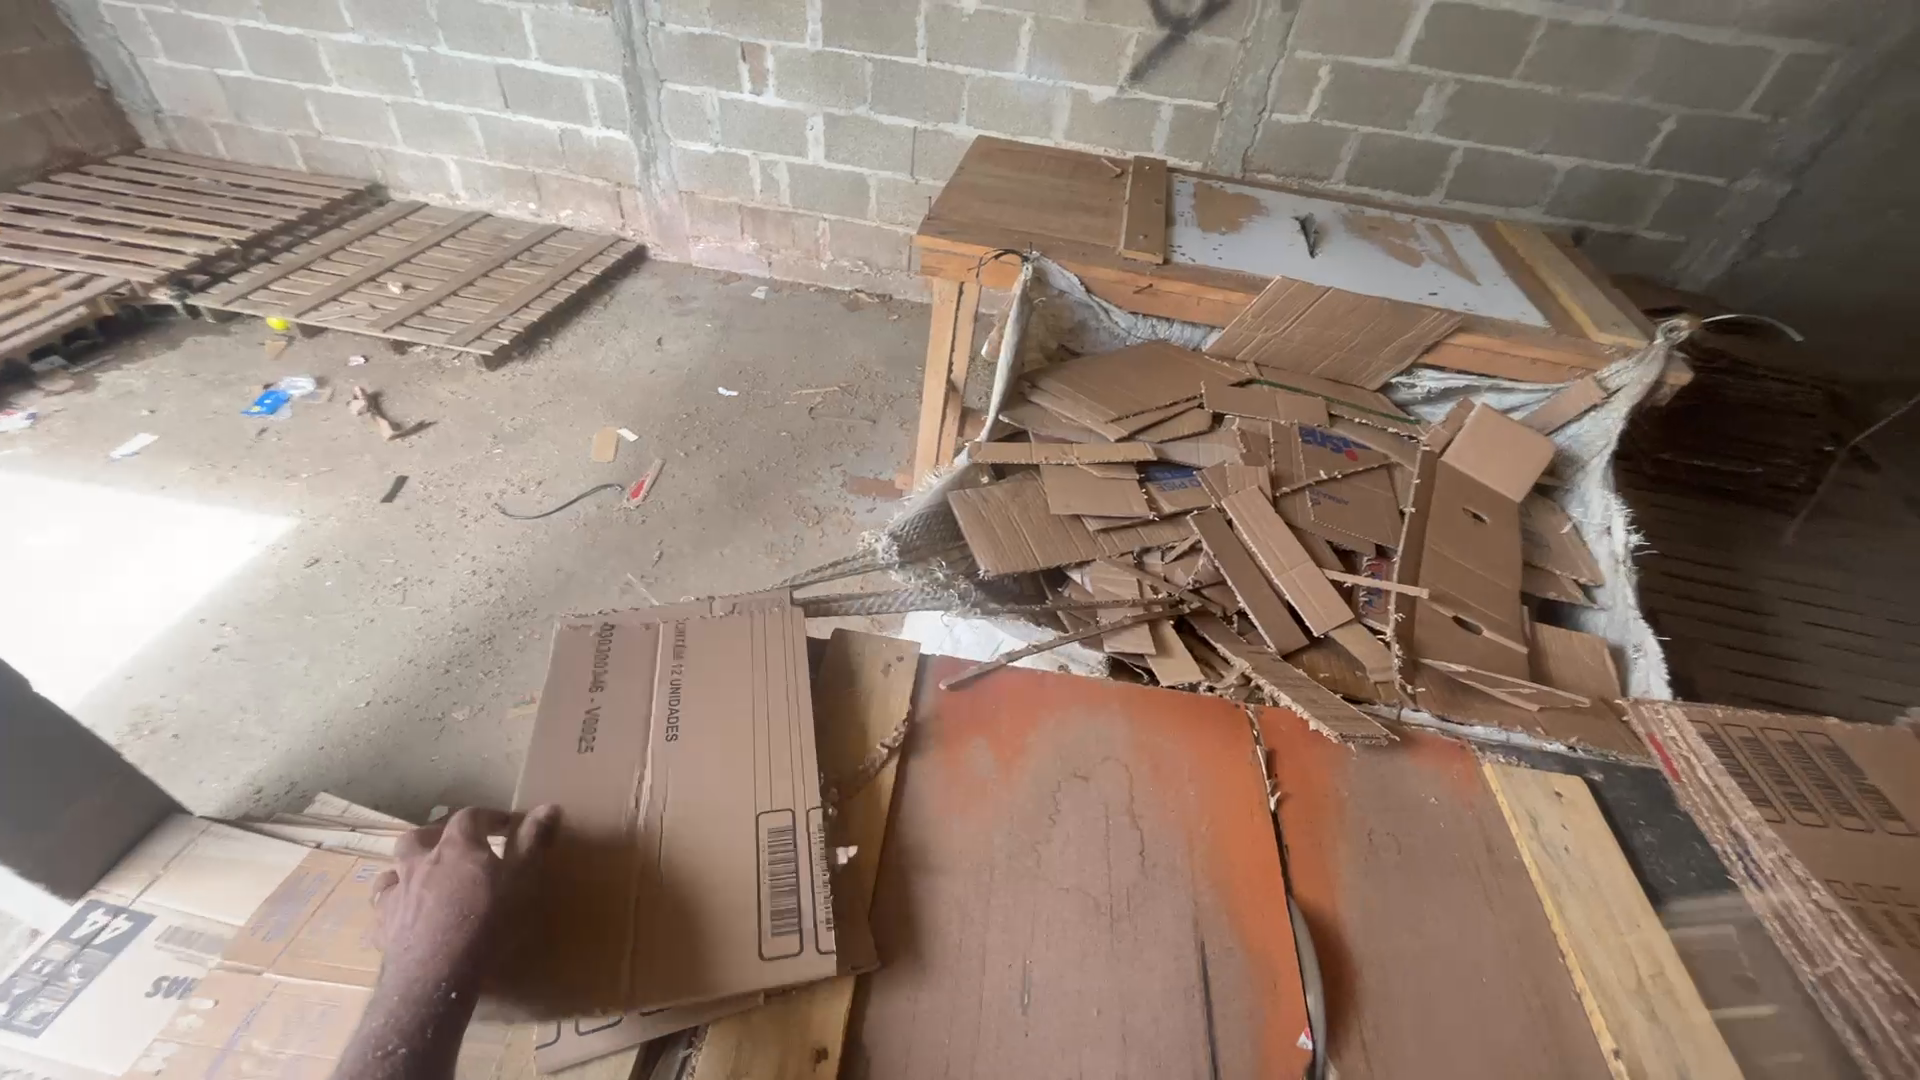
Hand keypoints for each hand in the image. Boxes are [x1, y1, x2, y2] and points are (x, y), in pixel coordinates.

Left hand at [370, 805, 558, 991]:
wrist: (436, 975)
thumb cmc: (487, 919)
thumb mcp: (522, 876)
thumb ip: (533, 840)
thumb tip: (549, 806)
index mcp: (456, 847)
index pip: (469, 817)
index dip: (488, 817)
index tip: (506, 826)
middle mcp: (420, 864)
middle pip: (416, 838)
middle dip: (433, 836)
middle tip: (453, 847)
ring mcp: (396, 898)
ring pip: (389, 874)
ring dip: (404, 872)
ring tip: (422, 881)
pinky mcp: (381, 931)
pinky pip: (380, 914)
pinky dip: (392, 910)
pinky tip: (404, 920)